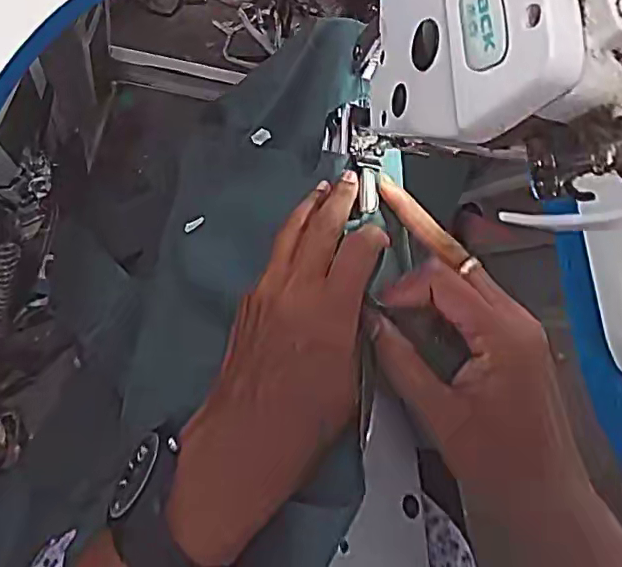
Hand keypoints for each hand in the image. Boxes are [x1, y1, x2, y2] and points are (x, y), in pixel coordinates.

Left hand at [165, 173, 388, 564]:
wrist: (242, 437)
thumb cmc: (301, 423)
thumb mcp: (352, 381)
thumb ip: (361, 331)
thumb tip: (363, 305)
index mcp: (330, 311)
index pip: (357, 250)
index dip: (372, 235)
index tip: (379, 231)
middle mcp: (297, 290)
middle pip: (321, 227)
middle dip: (338, 200)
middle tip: (348, 183)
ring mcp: (269, 289)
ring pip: (291, 232)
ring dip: (309, 207)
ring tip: (321, 190)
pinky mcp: (251, 297)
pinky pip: (275, 255)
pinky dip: (291, 235)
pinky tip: (298, 235)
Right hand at [370, 255, 595, 525]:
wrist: (548, 501)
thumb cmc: (506, 468)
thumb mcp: (440, 414)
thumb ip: (402, 362)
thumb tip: (375, 325)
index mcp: (503, 334)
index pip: (443, 278)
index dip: (405, 286)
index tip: (382, 305)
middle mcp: (519, 322)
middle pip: (460, 268)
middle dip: (418, 278)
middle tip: (388, 297)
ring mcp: (523, 329)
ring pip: (470, 280)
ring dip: (434, 290)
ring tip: (404, 315)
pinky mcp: (520, 340)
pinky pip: (480, 302)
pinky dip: (450, 305)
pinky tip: (430, 329)